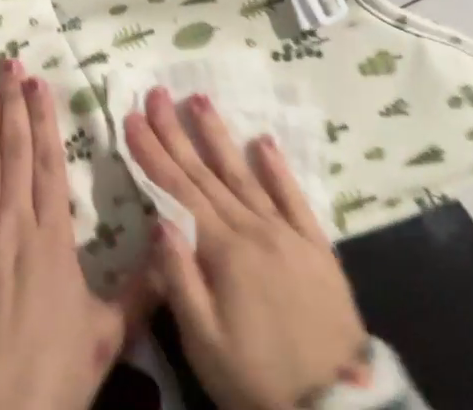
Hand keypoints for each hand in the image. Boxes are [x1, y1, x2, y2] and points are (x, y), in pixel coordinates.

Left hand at [0, 58, 154, 409]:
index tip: (39, 85)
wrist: (3, 407)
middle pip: (11, 155)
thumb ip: (142, 285)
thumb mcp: (111, 330)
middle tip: (7, 66)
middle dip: (10, 106)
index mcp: (52, 238)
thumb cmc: (61, 368)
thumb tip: (173, 242)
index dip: (43, 121)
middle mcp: (12, 228)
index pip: (48, 165)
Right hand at [124, 88, 370, 409]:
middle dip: (177, 132)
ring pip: (246, 175)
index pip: (178, 190)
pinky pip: (294, 198)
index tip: (133, 118)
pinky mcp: (317, 247)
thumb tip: (157, 217)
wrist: (339, 406)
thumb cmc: (256, 377)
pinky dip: (277, 168)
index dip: (153, 153)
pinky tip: (263, 142)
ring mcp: (289, 235)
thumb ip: (178, 277)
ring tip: (199, 100)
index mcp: (224, 252)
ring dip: (219, 137)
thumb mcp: (204, 340)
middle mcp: (255, 231)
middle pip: (207, 174)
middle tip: (157, 94)